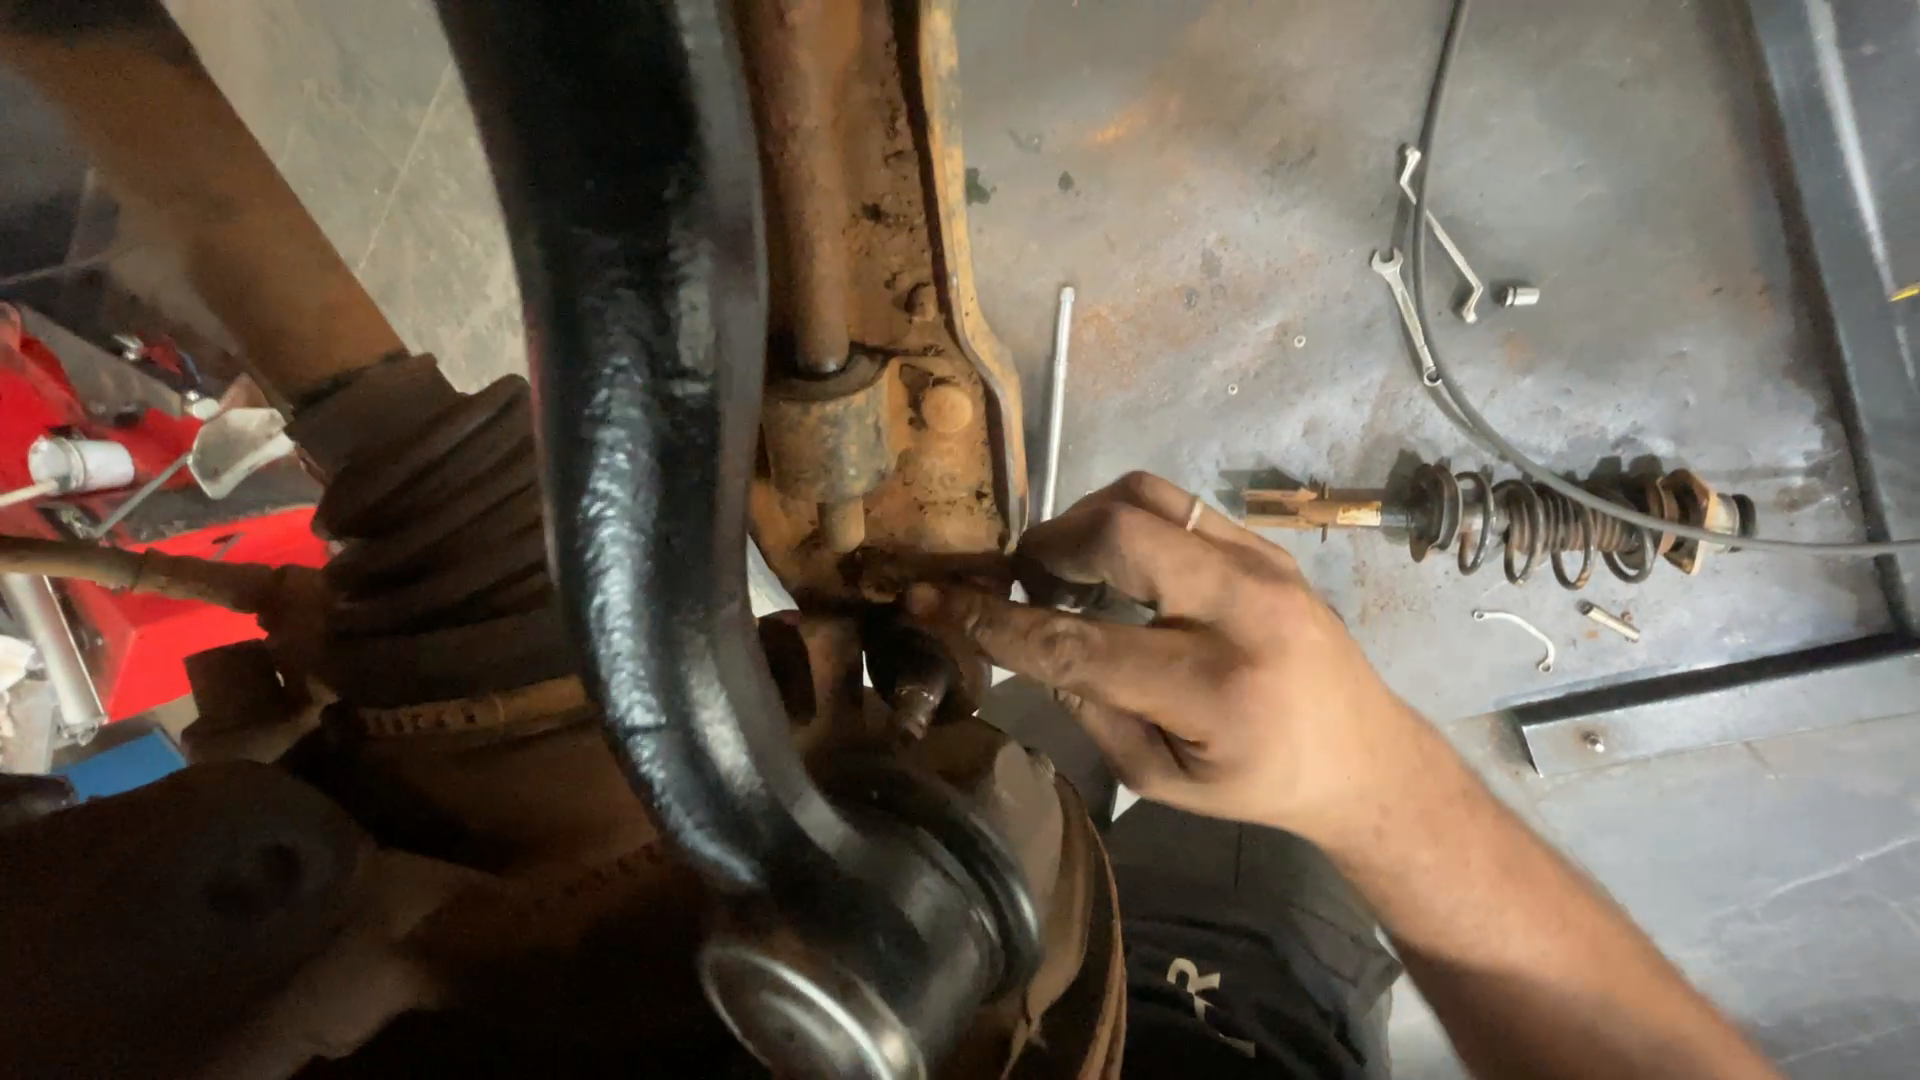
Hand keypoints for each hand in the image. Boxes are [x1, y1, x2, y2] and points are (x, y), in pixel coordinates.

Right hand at [905, 471, 1426, 837]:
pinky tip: (1117, 561)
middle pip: (1118, 532)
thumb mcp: (1156, 776)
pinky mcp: (1264, 543)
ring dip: (1082, 522)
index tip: (939, 601)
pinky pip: (1173, 501)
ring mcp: (1260, 564)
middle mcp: (1242, 611)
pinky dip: (1122, 520)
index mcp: (1215, 690)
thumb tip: (1026, 641)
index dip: (997, 623)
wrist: (1364, 754)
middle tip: (1028, 579)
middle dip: (1048, 548)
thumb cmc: (1255, 782)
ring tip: (1070, 567)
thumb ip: (1086, 705)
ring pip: (1143, 496)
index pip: (1079, 644)